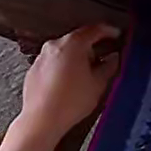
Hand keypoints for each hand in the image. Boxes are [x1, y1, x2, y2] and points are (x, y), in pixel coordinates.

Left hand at [15, 24, 121, 144]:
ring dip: (77, 58)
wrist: (41, 122)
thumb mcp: (98, 84)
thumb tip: (114, 59)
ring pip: (65, 51)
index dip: (109, 31)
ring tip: (85, 77)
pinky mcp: (34, 70)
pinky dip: (63, 68)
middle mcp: (55, 45)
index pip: (95, 29)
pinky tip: (69, 84)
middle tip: (103, 60)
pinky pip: (53, 62)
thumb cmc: (69, 104)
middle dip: (92, 48)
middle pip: (79, 39)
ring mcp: (42, 57)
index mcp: (73, 44)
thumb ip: (110, 66)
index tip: (116, 34)